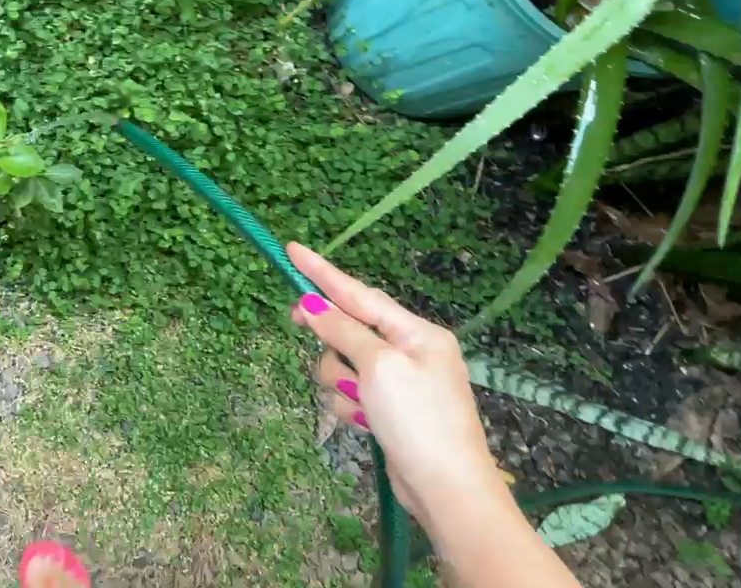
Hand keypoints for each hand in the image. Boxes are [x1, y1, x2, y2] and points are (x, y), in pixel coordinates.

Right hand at [285, 242, 507, 529]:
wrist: (447, 492)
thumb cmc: (418, 420)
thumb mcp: (377, 367)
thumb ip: (342, 330)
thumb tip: (311, 305)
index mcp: (416, 333)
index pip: (359, 293)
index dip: (322, 272)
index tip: (292, 249)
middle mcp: (409, 351)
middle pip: (348, 326)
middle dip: (330, 339)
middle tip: (296, 324)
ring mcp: (398, 381)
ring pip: (341, 360)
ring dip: (339, 380)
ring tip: (357, 404)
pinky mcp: (387, 408)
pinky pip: (349, 389)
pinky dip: (348, 404)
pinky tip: (362, 422)